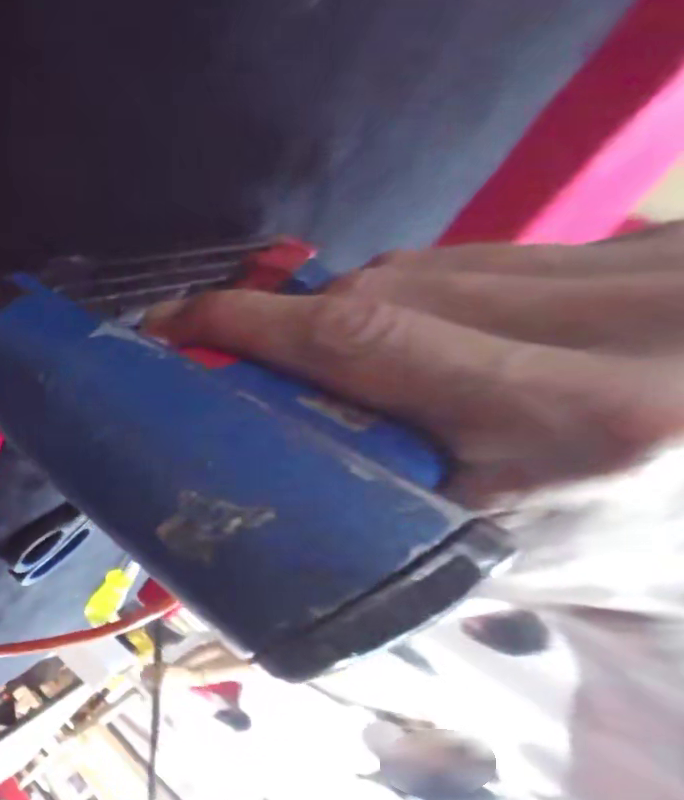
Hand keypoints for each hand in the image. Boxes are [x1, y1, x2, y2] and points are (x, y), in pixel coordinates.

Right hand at [143, 226, 683, 506]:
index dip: (245, 319)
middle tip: (235, 352)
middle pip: (382, 288)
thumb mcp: (505, 556)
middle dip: (289, 318)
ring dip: (356, 306)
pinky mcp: (662, 242)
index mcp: (588, 420)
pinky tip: (439, 336)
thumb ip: (382, 505)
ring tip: (351, 360)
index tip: (166, 323)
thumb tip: (249, 468)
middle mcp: (634, 322)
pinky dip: (426, 292)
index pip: (362, 335)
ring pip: (424, 263)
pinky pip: (483, 255)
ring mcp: (659, 266)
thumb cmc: (656, 555)